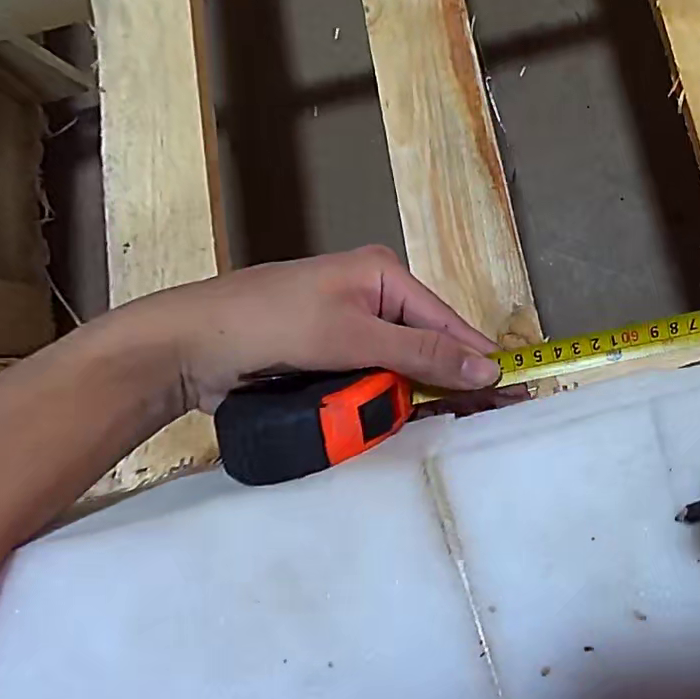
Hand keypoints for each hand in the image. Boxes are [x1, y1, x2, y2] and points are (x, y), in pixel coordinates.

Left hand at [108, 246, 502, 414]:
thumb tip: (488, 368)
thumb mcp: (352, 336)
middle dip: (453, 379)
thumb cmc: (272, 324)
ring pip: (403, 365)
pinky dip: (392, 398)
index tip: (515, 390)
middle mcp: (373, 296)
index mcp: (383, 274)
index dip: (478, 357)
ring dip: (422, 394)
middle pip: (428, 343)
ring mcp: (351, 327)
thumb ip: (421, 354)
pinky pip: (376, 377)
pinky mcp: (333, 354)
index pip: (446, 321)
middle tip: (488, 417)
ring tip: (460, 424)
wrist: (185, 347)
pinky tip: (414, 419)